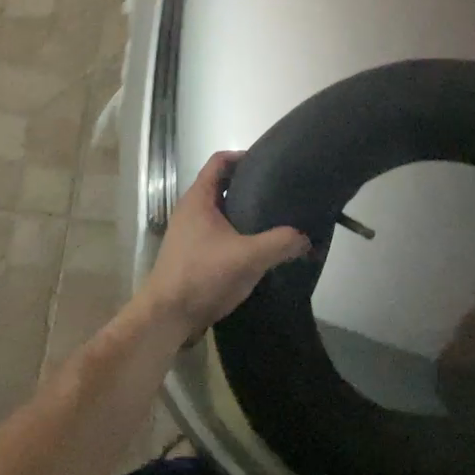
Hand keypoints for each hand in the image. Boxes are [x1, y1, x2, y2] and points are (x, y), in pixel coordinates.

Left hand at [139, 151, 311, 335]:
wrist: (167, 317)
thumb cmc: (203, 276)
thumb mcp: (248, 257)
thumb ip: (281, 243)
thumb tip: (306, 238)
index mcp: (198, 199)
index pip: (219, 161)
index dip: (243, 157)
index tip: (270, 163)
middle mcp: (190, 211)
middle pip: (222, 187)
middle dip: (250, 187)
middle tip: (280, 194)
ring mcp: (189, 235)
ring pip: (221, 214)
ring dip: (245, 214)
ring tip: (274, 221)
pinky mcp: (192, 256)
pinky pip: (219, 236)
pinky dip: (238, 236)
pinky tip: (258, 250)